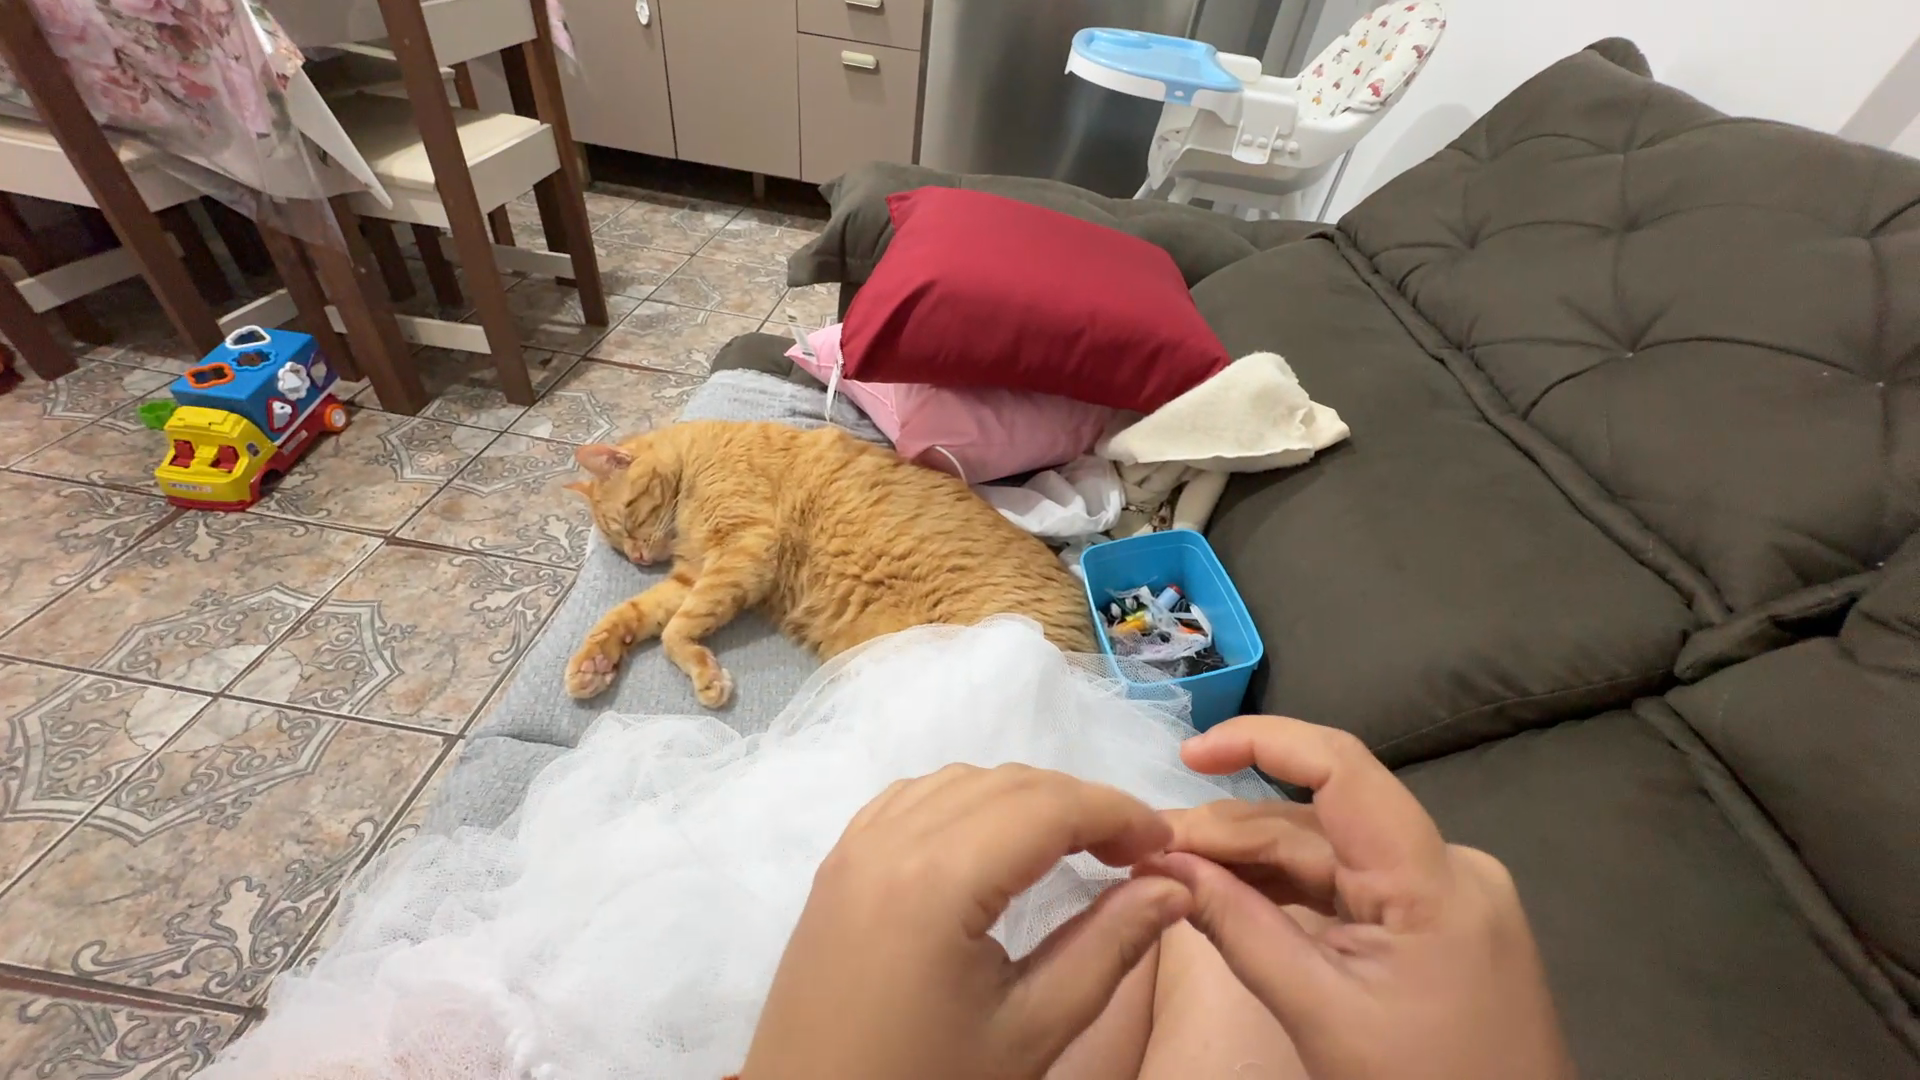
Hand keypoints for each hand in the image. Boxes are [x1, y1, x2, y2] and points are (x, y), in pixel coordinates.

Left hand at [741, 764, 1193, 1079]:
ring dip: (1026, 798)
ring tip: (1070, 847)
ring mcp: (858, 841)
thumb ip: (1108, 947)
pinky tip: (990, 840)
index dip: (1118, 812)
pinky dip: (969, 800)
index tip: (1166, 841)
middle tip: (1130, 853)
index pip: (1049, 807)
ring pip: (963, 779)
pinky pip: (917, 795)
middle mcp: (893, 837)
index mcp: (939, 878)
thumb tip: (1175, 884)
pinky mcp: (841, 856)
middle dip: (1080, 804)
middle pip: (1009, 783)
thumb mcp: (1030, 1032)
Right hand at [1141, 716, 1576, 1079]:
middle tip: (1150, 845)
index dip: (1259, 741)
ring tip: (1173, 865)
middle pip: (1311, 817)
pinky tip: (1223, 889)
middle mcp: (1441, 864)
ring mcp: (1435, 890)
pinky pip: (1335, 880)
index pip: (1340, 767)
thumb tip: (1158, 861)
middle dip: (1226, 827)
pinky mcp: (1422, 916)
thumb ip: (1235, 926)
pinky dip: (1277, 884)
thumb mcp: (1319, 1013)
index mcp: (1432, 879)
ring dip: (1243, 856)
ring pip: (1318, 848)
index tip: (1188, 756)